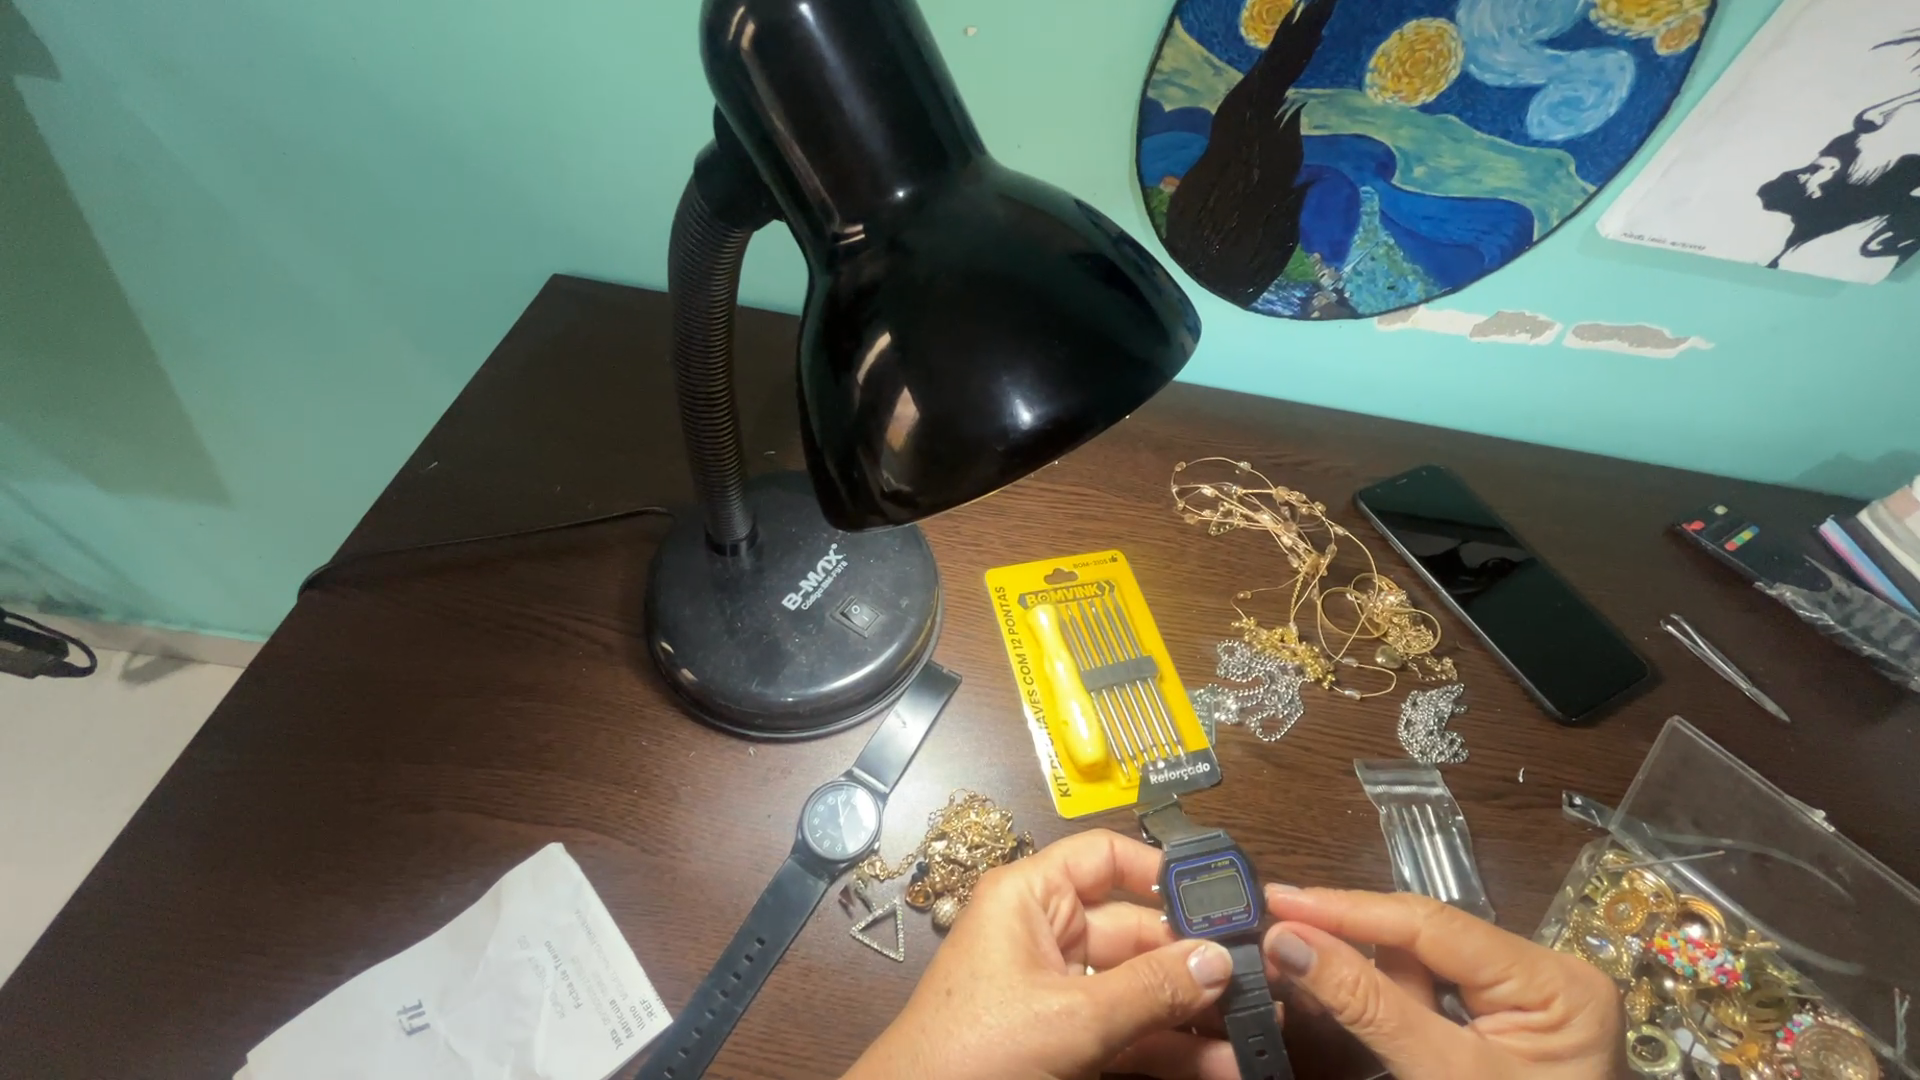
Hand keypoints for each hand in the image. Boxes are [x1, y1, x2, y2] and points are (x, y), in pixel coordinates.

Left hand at [844, 829, 1269, 1079]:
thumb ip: (1148, 991)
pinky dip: (1170, 1045)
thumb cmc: (971, 1052)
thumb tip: (1215, 962)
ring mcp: (1059, 986)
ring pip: (1138, 985)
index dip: (1160, 871)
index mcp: (1031, 895)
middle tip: (1256, 975)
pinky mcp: (1068, 1036)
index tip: (1220, 897)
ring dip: (1192, 1008)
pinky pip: (1129, 1028)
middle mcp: (1048, 930)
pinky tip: (1222, 1059)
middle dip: (1191, 956)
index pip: (1104, 857)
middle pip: (1133, 928)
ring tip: (1256, 1022)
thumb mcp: (1069, 1018)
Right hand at [1261, 886, 1621, 1079]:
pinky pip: (1421, 990)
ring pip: (1411, 962)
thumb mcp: (1441, 1079)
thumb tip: (1285, 938)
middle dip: (1348, 945)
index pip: (1428, 922)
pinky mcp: (1496, 1021)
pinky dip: (1378, 999)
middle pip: (1417, 938)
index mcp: (1551, 980)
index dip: (1346, 907)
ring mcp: (1517, 997)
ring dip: (1360, 979)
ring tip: (1307, 987)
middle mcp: (1537, 973)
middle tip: (1275, 940)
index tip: (1277, 899)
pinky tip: (1340, 1002)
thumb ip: (1366, 1003)